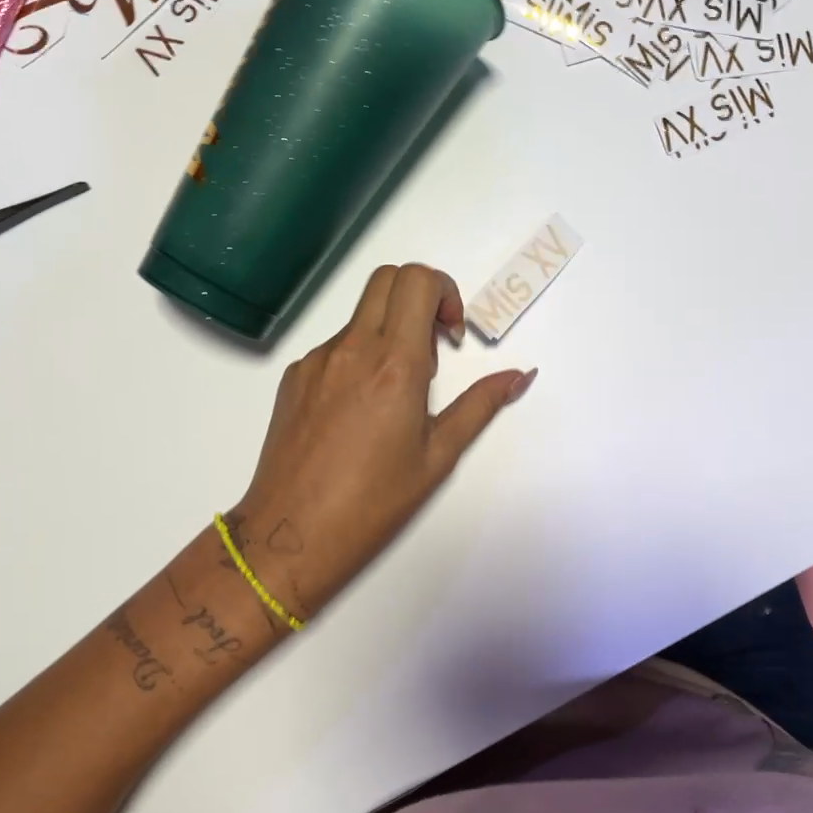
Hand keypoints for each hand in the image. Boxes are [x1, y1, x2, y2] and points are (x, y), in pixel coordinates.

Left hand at [226, 264, 534, 621]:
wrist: (291, 534)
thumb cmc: (373, 502)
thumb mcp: (438, 455)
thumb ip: (481, 405)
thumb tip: (522, 374)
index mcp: (394, 364)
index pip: (418, 280)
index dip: (445, 292)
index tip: (451, 337)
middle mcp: (352, 349)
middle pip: (387, 278)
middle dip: (419, 296)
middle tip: (432, 348)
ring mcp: (316, 360)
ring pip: (360, 314)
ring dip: (388, 330)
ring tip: (395, 392)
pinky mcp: (293, 377)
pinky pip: (334, 346)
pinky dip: (358, 357)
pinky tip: (360, 410)